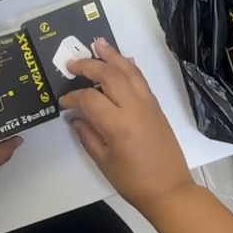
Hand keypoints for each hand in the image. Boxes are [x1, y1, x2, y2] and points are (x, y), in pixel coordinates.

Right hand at [59, 39, 197, 217]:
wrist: (169, 190)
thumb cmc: (133, 181)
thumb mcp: (104, 161)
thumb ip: (88, 135)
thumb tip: (75, 118)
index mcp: (118, 125)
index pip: (90, 98)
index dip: (73, 96)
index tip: (63, 101)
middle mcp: (135, 108)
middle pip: (110, 75)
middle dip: (90, 65)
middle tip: (72, 62)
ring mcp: (149, 105)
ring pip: (129, 71)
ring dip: (113, 56)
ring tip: (98, 43)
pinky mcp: (157, 107)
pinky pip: (141, 80)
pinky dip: (129, 67)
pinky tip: (121, 60)